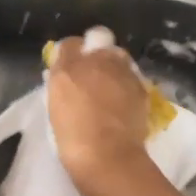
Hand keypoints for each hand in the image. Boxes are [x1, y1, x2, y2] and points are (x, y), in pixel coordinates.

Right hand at [46, 28, 151, 193]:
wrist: (108, 156)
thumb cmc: (72, 139)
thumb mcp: (55, 110)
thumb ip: (60, 87)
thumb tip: (62, 79)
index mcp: (68, 67)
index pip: (69, 44)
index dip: (71, 54)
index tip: (70, 67)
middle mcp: (97, 60)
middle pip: (99, 39)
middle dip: (96, 52)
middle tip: (92, 73)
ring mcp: (123, 71)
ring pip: (119, 55)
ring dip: (114, 65)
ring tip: (111, 86)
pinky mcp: (141, 86)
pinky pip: (133, 76)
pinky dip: (128, 83)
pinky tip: (124, 101)